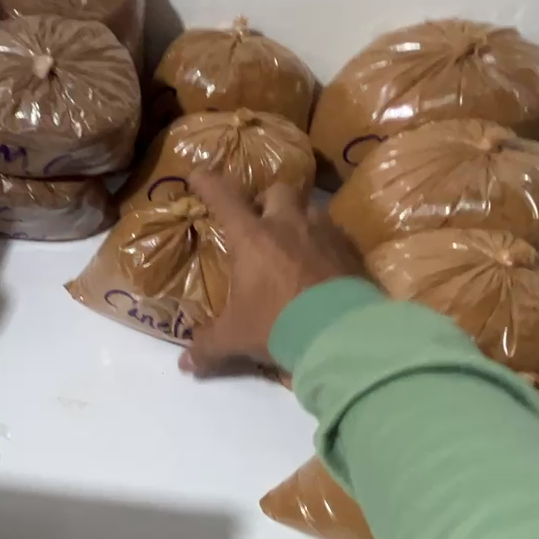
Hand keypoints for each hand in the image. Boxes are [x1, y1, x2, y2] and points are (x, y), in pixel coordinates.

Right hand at [181, 172, 369, 377]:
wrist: (342, 333)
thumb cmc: (277, 325)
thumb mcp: (234, 338)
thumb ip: (208, 345)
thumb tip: (186, 364)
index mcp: (252, 238)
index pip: (225, 199)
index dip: (208, 184)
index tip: (197, 174)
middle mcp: (289, 225)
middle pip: (277, 191)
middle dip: (266, 200)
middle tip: (260, 220)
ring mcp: (325, 234)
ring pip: (311, 209)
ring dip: (298, 220)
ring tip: (293, 242)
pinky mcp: (352, 251)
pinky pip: (336, 236)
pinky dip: (324, 244)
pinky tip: (321, 265)